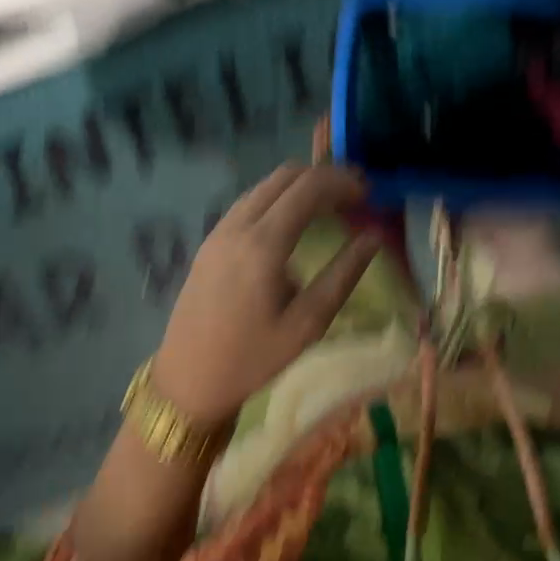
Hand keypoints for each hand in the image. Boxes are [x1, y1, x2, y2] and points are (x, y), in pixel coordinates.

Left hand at [149, 164, 377, 427]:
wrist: (185, 385)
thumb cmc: (251, 360)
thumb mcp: (307, 325)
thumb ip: (343, 275)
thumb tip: (374, 237)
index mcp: (263, 244)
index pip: (309, 187)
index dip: (343, 182)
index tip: (369, 193)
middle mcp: (238, 226)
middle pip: (286, 175)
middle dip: (324, 177)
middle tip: (353, 196)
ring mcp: (219, 230)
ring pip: (266, 185)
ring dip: (300, 185)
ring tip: (329, 206)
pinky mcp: (210, 241)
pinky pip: (249, 201)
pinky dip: (278, 198)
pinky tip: (293, 222)